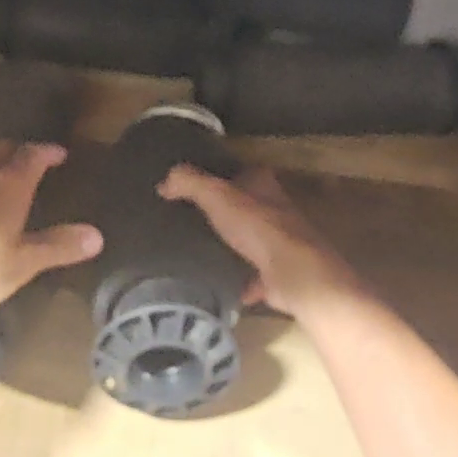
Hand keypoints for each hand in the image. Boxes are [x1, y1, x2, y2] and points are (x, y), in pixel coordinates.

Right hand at [158, 164, 358, 316]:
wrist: (293, 274)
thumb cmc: (258, 226)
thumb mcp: (217, 196)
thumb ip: (189, 182)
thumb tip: (163, 182)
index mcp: (264, 185)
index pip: (241, 171)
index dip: (220, 175)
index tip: (195, 185)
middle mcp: (277, 210)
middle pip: (246, 206)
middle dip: (226, 212)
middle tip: (191, 219)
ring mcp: (281, 243)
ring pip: (252, 240)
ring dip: (234, 246)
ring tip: (201, 250)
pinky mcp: (279, 273)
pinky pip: (254, 276)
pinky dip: (241, 282)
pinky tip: (219, 285)